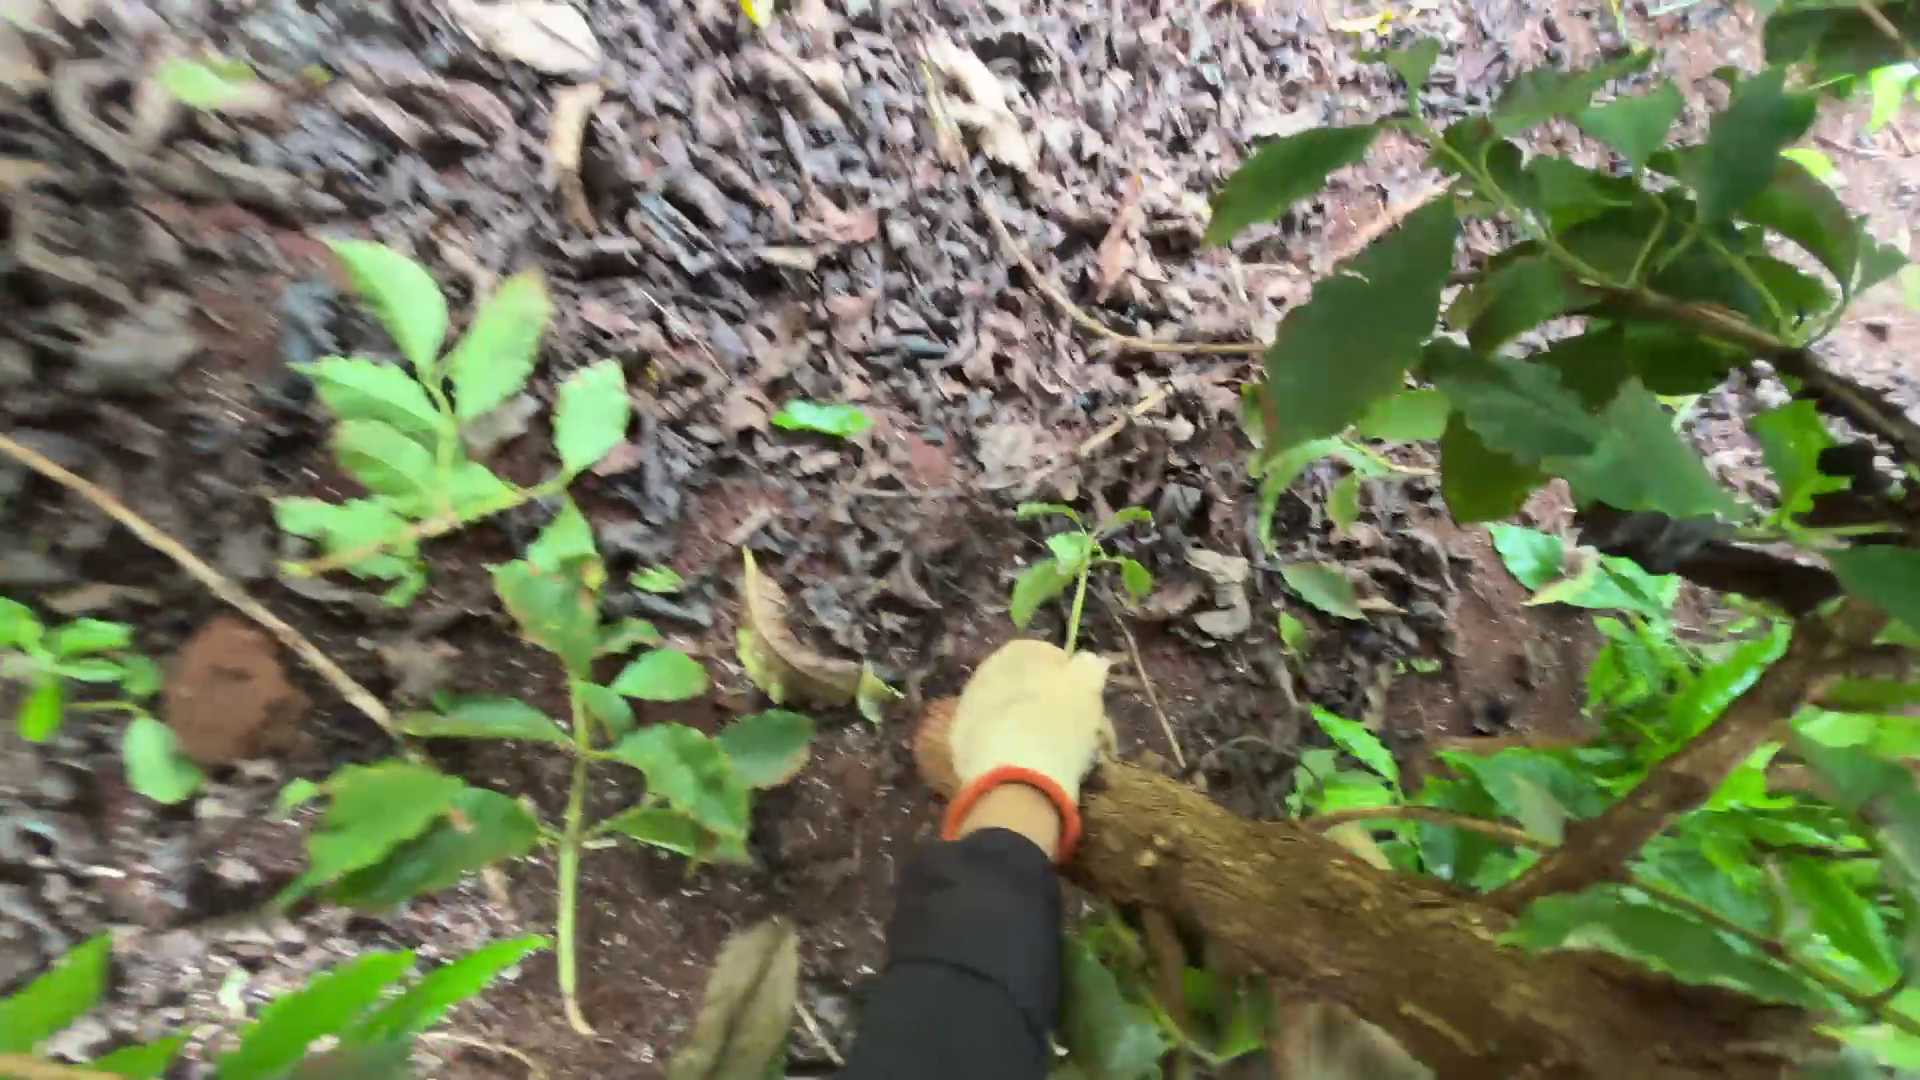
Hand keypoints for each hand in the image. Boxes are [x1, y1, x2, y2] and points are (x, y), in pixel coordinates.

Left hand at [940, 640, 1111, 859]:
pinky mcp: (958, 739)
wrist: (1014, 773)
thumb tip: (1088, 661)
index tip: (1084, 702)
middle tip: (1068, 729)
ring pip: (1004, 710)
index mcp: (1019, 651)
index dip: (1070, 679)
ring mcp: (968, 704)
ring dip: (1022, 723)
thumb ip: (1089, 668)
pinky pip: (990, 737)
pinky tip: (1020, 764)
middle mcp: (986, 670)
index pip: (1048, 655)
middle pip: (1022, 684)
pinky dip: (1005, 746)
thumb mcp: (1088, 689)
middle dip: (1043, 702)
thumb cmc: (1059, 723)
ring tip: (1046, 751)